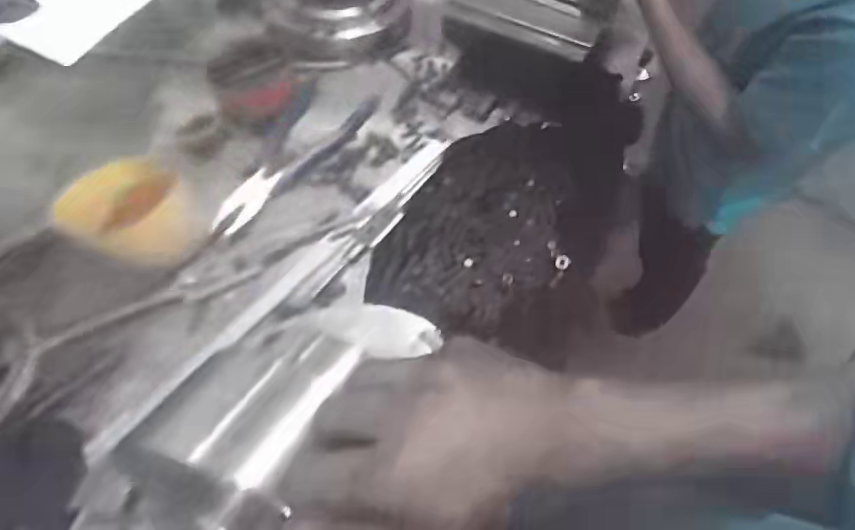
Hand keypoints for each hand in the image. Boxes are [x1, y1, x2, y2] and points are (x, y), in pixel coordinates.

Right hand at [283, 339, 569, 528]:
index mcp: (386, 467)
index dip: (299, 484)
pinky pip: (413, 355)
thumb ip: (358, 529)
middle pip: (330, 412)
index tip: (308, 490)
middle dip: (324, 435)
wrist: (555, 431)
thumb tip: (302, 522)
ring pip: (365, 373)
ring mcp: (429, 367)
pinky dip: (406, 376)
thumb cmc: (494, 496)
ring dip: (359, 397)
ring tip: (371, 416)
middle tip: (337, 451)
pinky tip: (424, 392)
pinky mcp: (457, 344)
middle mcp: (398, 408)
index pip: (308, 471)